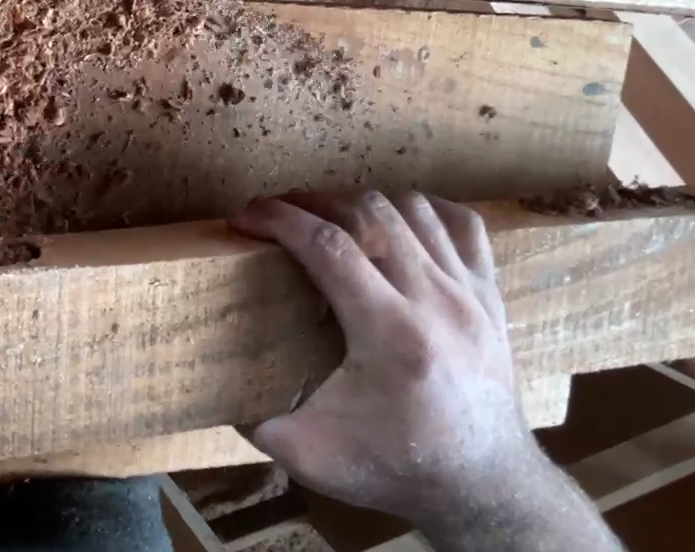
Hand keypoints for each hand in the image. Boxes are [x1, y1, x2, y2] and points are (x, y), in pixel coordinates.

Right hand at [230, 191, 544, 521]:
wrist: (489, 492)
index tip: (244, 217)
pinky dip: (423, 210)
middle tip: (277, 216)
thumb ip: (255, 421)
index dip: (278, 218)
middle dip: (311, 202)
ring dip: (360, 204)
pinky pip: (462, 225)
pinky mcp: (491, 297)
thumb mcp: (311, 456)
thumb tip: (204, 381)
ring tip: (328, 219)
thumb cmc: (396, 467)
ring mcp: (471, 295)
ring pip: (411, 210)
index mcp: (391, 334)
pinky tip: (394, 220)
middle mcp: (436, 302)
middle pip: (367, 212)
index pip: (328, 244)